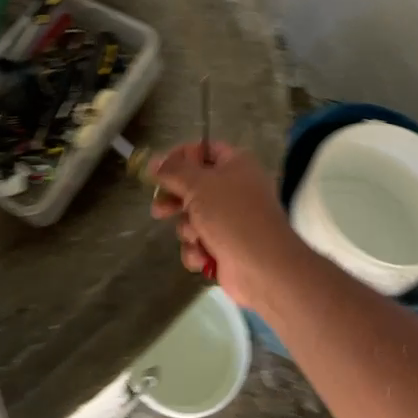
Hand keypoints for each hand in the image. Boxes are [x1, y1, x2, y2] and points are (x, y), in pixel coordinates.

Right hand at [150, 140, 310, 310]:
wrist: (263, 267)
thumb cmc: (232, 216)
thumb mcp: (198, 185)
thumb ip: (173, 171)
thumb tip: (154, 161)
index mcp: (236, 164)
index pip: (203, 149)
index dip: (179, 157)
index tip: (157, 170)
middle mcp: (235, 188)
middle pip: (193, 186)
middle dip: (175, 201)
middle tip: (159, 209)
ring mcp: (231, 219)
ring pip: (193, 217)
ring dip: (188, 229)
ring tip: (197, 236)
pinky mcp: (226, 246)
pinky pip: (199, 242)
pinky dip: (197, 250)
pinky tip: (203, 257)